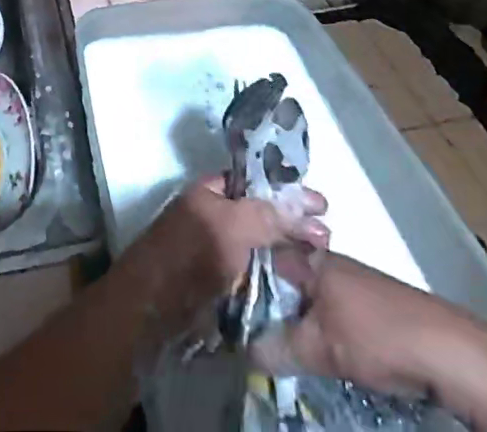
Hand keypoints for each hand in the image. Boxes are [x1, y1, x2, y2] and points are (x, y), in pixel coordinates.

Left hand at [115, 178, 329, 326]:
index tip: (323, 206)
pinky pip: (258, 271)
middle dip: (294, 222)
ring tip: (324, 259)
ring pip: (262, 244)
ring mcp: (220, 249)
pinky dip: (280, 274)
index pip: (252, 182)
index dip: (285, 190)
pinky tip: (305, 282)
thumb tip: (302, 208)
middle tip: (329, 237)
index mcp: (208, 193)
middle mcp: (214, 216)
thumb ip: (265, 214)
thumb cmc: (190, 255)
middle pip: (260, 214)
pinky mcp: (225, 280)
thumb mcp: (229, 225)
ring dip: (291, 250)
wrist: (157, 305)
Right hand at [254, 250, 486, 431]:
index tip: (228, 301)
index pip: (262, 258)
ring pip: (313, 297)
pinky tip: (324, 349)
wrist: (459, 357)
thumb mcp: (321, 349)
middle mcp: (331, 263)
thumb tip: (242, 351)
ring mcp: (358, 283)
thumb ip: (278, 348)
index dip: (242, 277)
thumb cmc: (380, 338)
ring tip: (285, 344)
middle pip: (287, 279)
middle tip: (253, 329)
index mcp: (312, 260)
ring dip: (299, 318)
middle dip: (271, 303)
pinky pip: (337, 311)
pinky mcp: (379, 306)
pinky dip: (325, 327)